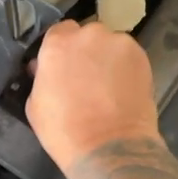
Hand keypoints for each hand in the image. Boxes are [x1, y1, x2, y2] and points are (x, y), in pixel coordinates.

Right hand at [26, 19, 164, 174]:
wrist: (108, 146)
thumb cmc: (63, 130)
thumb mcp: (35, 104)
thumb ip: (41, 77)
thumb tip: (45, 69)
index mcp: (58, 44)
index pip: (59, 32)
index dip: (61, 49)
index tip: (62, 66)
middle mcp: (89, 34)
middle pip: (86, 35)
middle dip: (85, 51)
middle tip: (85, 77)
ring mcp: (119, 43)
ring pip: (110, 45)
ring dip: (106, 59)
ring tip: (107, 86)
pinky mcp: (142, 56)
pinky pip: (128, 56)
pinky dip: (125, 68)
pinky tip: (122, 90)